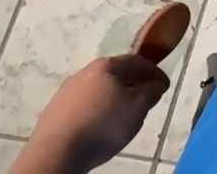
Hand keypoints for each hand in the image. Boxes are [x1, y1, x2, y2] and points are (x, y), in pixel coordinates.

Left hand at [16, 56, 169, 173]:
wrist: (54, 155)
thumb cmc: (102, 126)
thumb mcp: (138, 108)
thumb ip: (151, 92)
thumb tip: (155, 85)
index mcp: (106, 65)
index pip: (137, 61)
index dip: (154, 72)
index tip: (164, 86)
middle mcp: (84, 72)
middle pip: (115, 74)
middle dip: (132, 84)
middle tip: (144, 100)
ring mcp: (65, 92)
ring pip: (97, 90)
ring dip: (112, 98)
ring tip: (121, 116)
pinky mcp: (52, 113)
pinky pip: (82, 106)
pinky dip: (95, 111)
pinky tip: (98, 127)